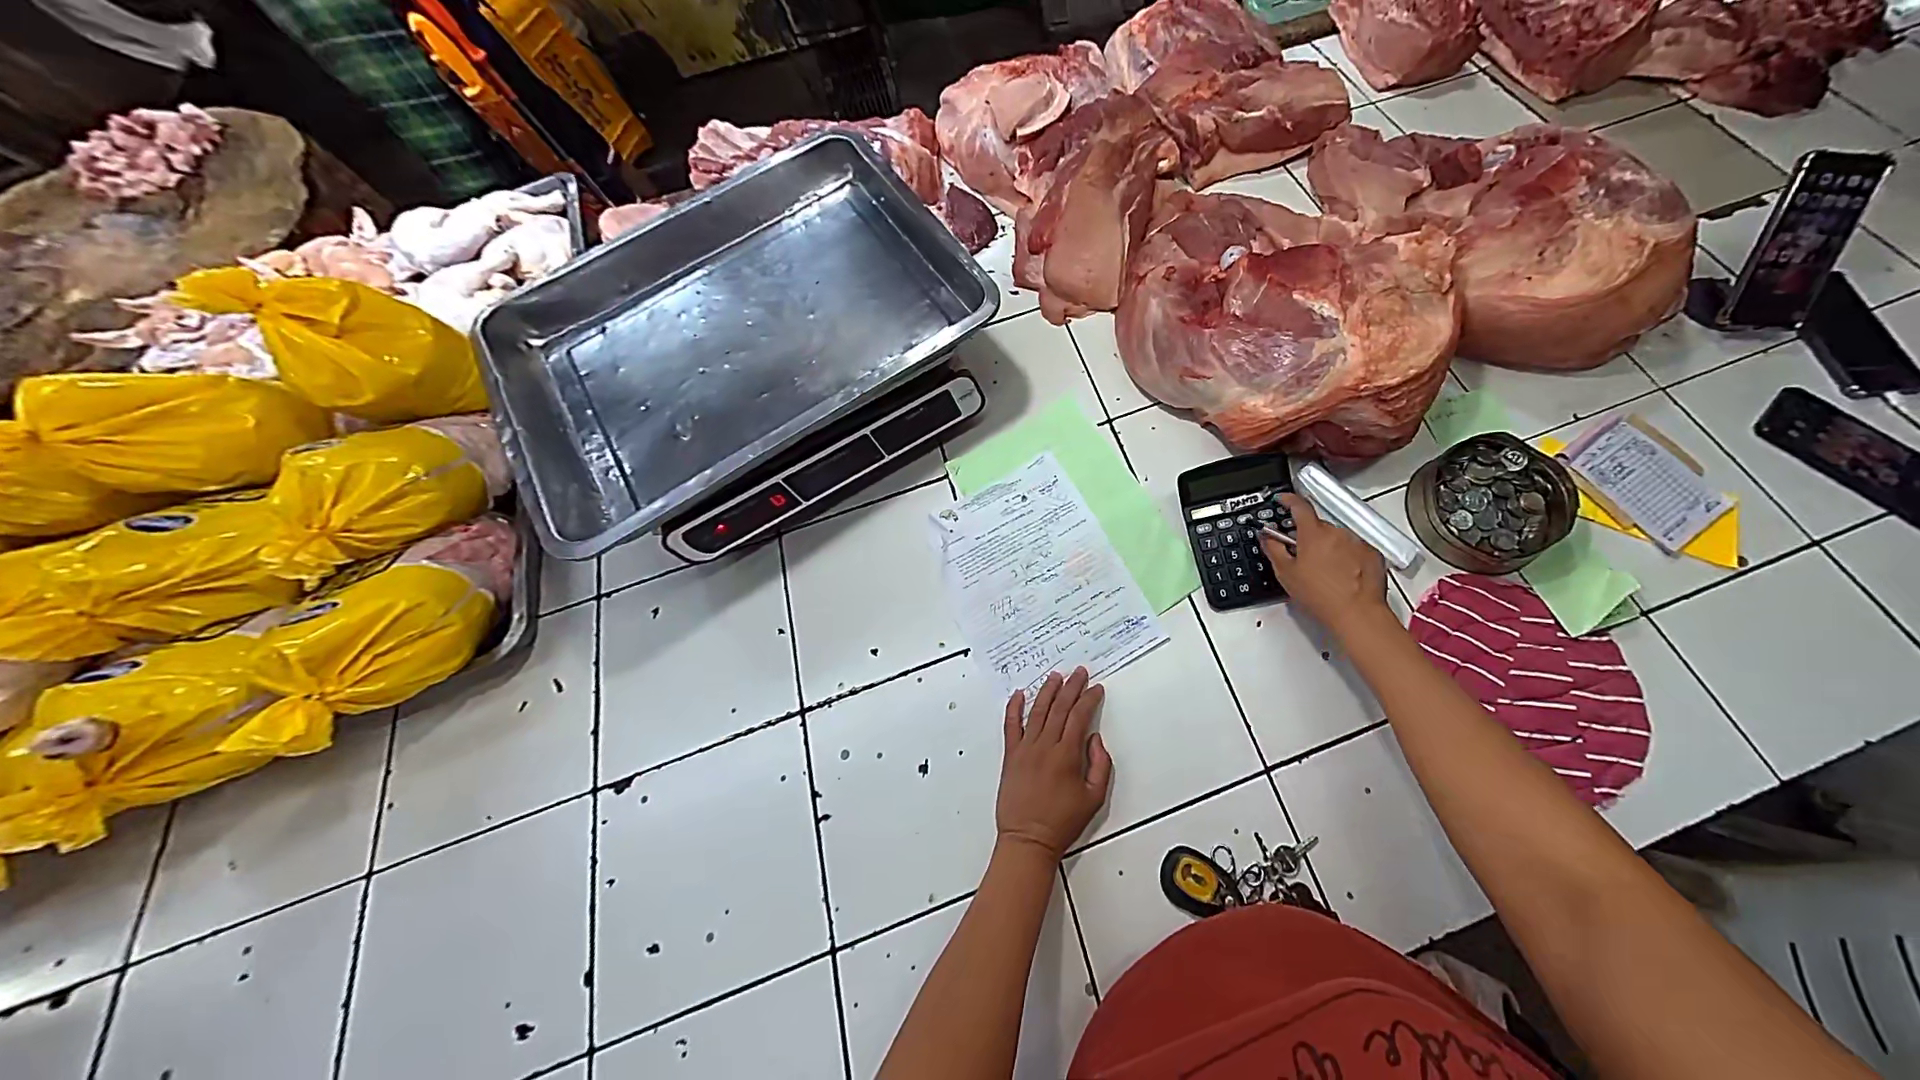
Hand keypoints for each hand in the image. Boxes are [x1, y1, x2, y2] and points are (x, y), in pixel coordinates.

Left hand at [996, 668, 1112, 859]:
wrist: (1028, 838)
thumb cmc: (1061, 823)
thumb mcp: (1094, 798)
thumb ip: (1100, 765)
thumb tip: (1095, 740)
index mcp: (1066, 755)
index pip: (1079, 717)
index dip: (1088, 699)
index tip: (1095, 689)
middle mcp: (1044, 746)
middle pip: (1060, 708)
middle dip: (1071, 687)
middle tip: (1079, 673)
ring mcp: (1025, 749)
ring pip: (1038, 711)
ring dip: (1047, 691)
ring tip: (1055, 677)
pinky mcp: (1011, 755)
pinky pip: (1011, 725)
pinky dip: (1014, 708)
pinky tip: (1019, 695)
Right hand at [1261, 494, 1390, 637]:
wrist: (1357, 613)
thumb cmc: (1323, 596)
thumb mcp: (1286, 573)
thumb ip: (1274, 549)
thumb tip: (1268, 538)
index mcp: (1314, 534)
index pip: (1299, 506)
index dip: (1289, 500)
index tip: (1284, 500)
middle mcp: (1338, 533)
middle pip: (1318, 526)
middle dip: (1308, 537)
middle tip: (1300, 557)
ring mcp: (1357, 542)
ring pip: (1337, 538)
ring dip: (1328, 548)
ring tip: (1323, 572)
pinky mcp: (1372, 554)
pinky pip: (1354, 548)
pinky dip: (1347, 557)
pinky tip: (1341, 575)